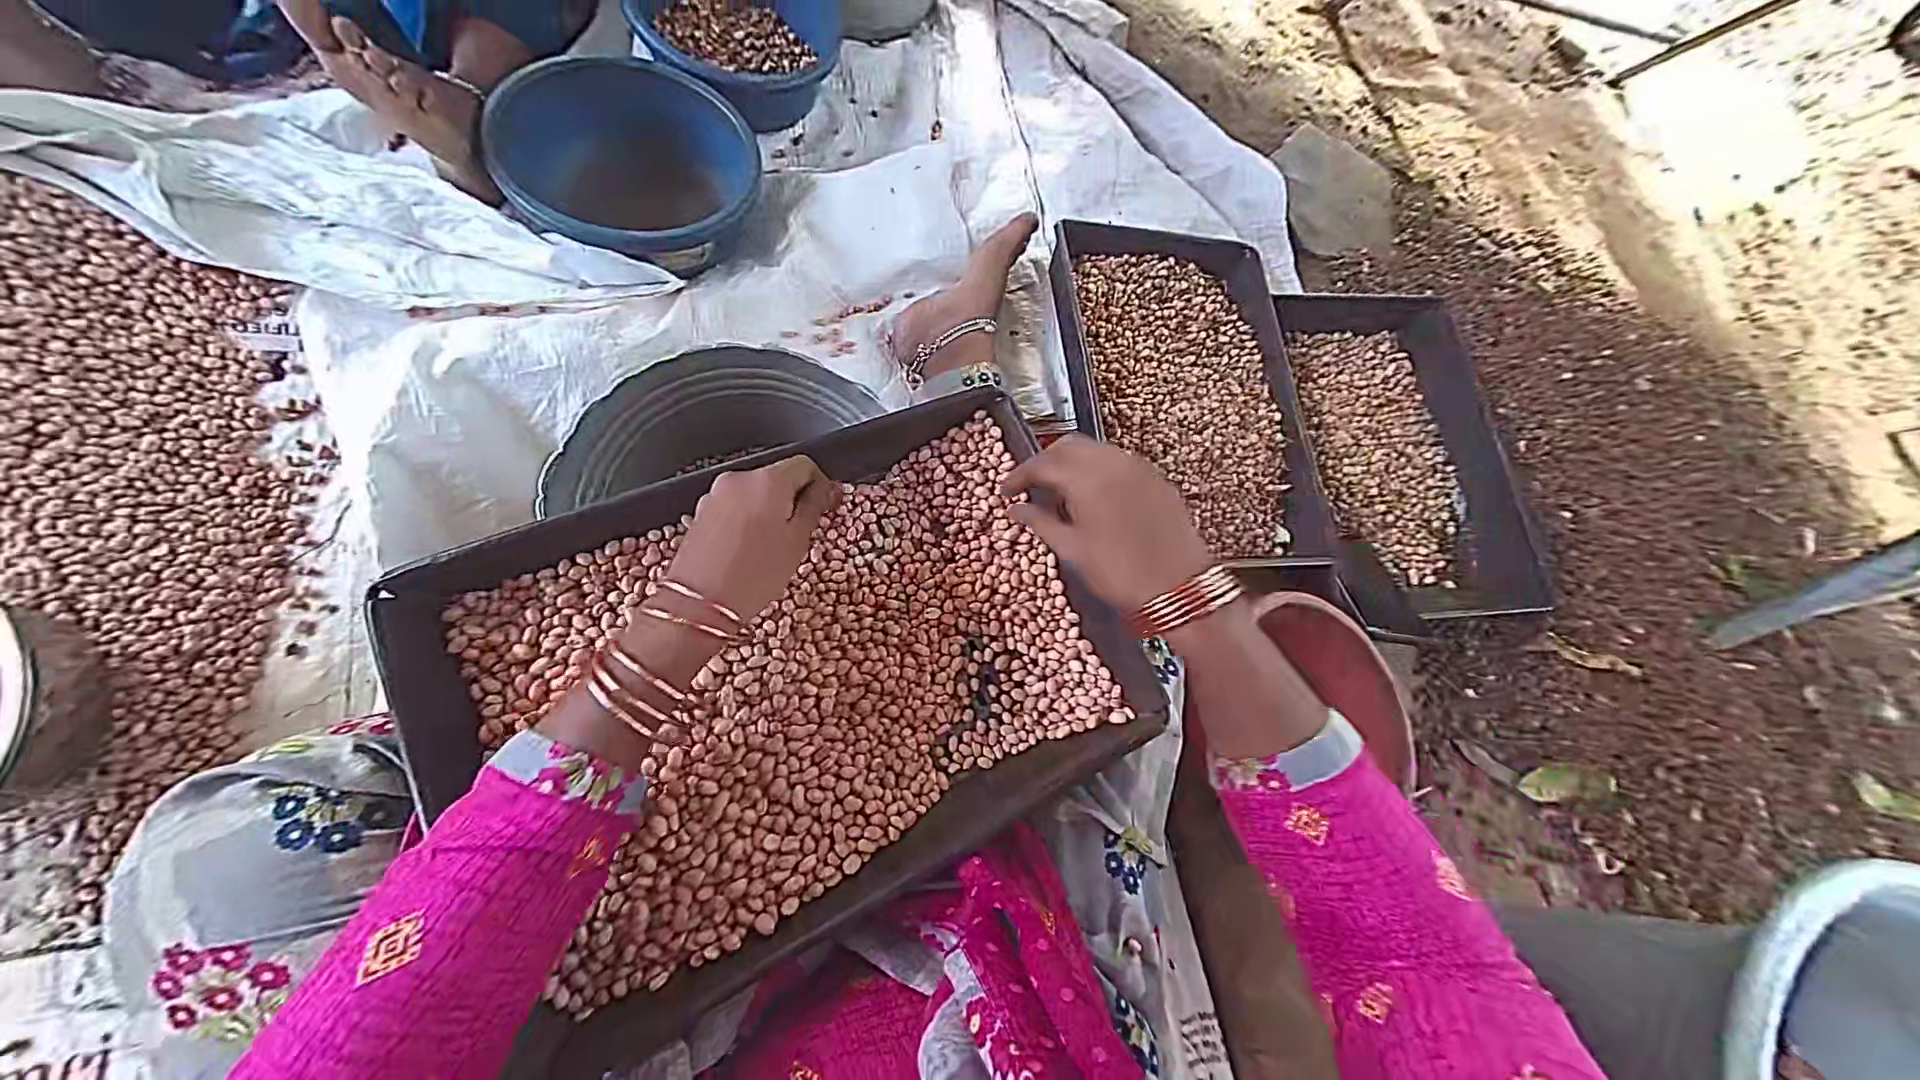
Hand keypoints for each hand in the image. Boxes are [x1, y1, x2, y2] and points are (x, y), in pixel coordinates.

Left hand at [664, 455, 841, 624]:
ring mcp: (715, 495)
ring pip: (755, 495)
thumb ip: (814, 506)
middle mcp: (738, 479)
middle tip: (801, 534)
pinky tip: (750, 550)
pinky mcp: (701, 513)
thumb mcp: (797, 541)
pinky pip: (735, 508)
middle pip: (778, 478)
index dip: (821, 484)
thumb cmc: (753, 574)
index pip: (804, 465)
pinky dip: (748, 521)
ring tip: (773, 547)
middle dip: (794, 500)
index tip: (826, 507)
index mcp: (767, 480)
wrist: (698, 603)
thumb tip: (826, 489)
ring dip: (770, 512)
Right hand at [1001, 436, 1213, 612]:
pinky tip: (1092, 495)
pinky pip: (1118, 461)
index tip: (1007, 491)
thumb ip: (1040, 523)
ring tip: (1059, 491)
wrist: (1179, 587)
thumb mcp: (1072, 550)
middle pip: (1068, 445)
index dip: (1019, 475)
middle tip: (1030, 485)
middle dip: (1044, 461)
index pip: (1042, 464)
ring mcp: (1137, 468)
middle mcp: (1112, 464)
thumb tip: (1016, 510)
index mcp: (1086, 480)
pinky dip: (1097, 468)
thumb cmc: (1121, 574)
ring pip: (1095, 449)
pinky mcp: (1155, 478)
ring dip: (1071, 462)